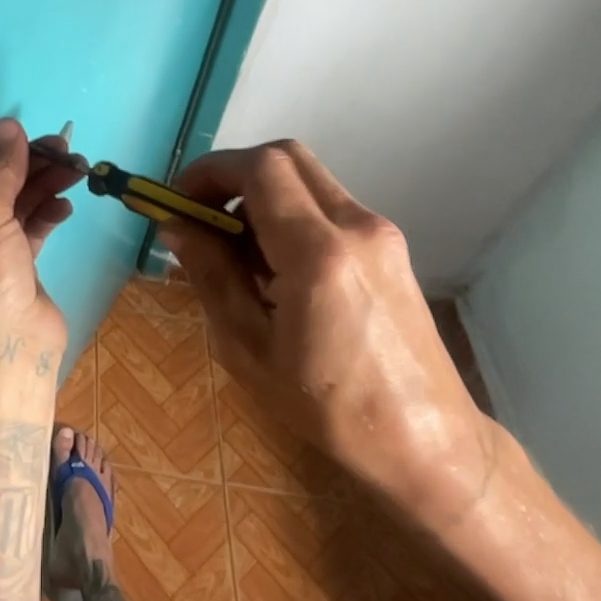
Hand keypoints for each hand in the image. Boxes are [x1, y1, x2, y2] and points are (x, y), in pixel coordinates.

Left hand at [0, 119, 82, 364]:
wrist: (10, 349)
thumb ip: (0, 170)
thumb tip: (10, 126)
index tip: (26, 136)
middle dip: (27, 166)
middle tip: (63, 147)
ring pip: (16, 206)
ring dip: (44, 186)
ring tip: (75, 169)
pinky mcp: (18, 268)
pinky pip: (31, 230)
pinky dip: (48, 215)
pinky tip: (65, 207)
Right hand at [158, 140, 491, 518]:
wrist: (426, 443)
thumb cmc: (326, 407)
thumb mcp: (247, 347)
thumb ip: (210, 275)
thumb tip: (175, 226)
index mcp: (318, 254)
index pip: (259, 170)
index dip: (209, 172)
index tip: (178, 203)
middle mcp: (356, 228)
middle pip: (285, 157)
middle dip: (232, 174)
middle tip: (200, 215)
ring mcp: (380, 235)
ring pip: (306, 180)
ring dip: (259, 196)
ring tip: (232, 251)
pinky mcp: (388, 248)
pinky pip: (326, 206)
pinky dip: (287, 214)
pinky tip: (271, 267)